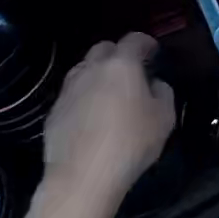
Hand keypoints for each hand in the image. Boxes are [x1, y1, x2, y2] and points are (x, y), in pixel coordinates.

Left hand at [42, 32, 175, 203]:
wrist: (82, 178)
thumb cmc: (130, 144)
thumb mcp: (165, 118)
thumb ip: (164, 92)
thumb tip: (155, 84)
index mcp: (122, 64)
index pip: (134, 39)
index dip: (146, 42)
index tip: (153, 52)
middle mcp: (92, 68)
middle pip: (104, 48)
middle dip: (118, 54)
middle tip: (130, 72)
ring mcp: (69, 89)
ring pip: (84, 69)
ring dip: (97, 74)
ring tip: (108, 94)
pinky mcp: (54, 111)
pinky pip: (72, 94)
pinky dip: (83, 97)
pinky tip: (90, 118)